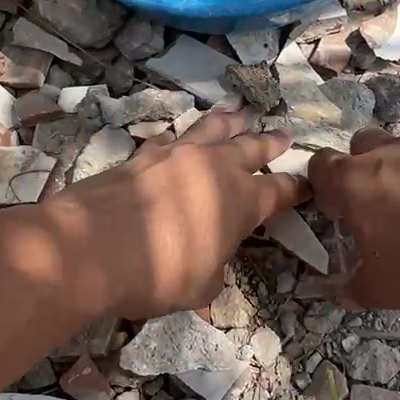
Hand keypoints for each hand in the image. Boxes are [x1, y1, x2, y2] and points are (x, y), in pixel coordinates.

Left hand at [46, 110, 307, 320]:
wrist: (91, 248)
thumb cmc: (159, 273)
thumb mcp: (202, 286)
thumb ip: (216, 268)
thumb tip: (213, 260)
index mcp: (243, 200)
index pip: (280, 191)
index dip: (297, 189)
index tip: (308, 184)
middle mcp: (216, 167)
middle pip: (252, 147)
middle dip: (270, 142)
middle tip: (284, 134)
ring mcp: (177, 155)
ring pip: (213, 129)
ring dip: (230, 122)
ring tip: (239, 113)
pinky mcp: (142, 155)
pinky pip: (171, 139)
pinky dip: (181, 137)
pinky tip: (177, 138)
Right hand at [309, 128, 399, 313]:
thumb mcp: (382, 290)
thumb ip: (354, 288)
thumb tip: (341, 292)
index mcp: (353, 181)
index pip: (320, 166)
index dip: (322, 188)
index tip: (334, 215)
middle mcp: (386, 155)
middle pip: (359, 147)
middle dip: (358, 171)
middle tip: (369, 210)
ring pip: (398, 153)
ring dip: (395, 175)